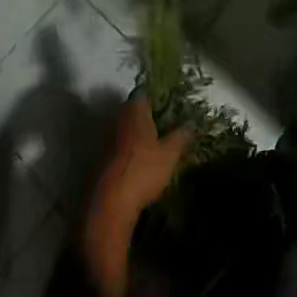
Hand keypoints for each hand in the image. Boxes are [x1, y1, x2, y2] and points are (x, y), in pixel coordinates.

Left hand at [81, 96, 191, 296]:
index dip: (159, 95)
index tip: (173, 101)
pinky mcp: (104, 158)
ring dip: (142, 132)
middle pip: (136, 110)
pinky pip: (122, 144)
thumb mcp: (170, 154)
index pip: (145, 92)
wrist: (110, 204)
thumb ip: (181, 136)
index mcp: (134, 112)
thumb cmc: (143, 171)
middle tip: (171, 122)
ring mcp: (109, 139)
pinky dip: (134, 147)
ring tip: (162, 141)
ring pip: (129, 128)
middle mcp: (119, 120)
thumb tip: (191, 124)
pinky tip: (146, 159)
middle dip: (152, 114)